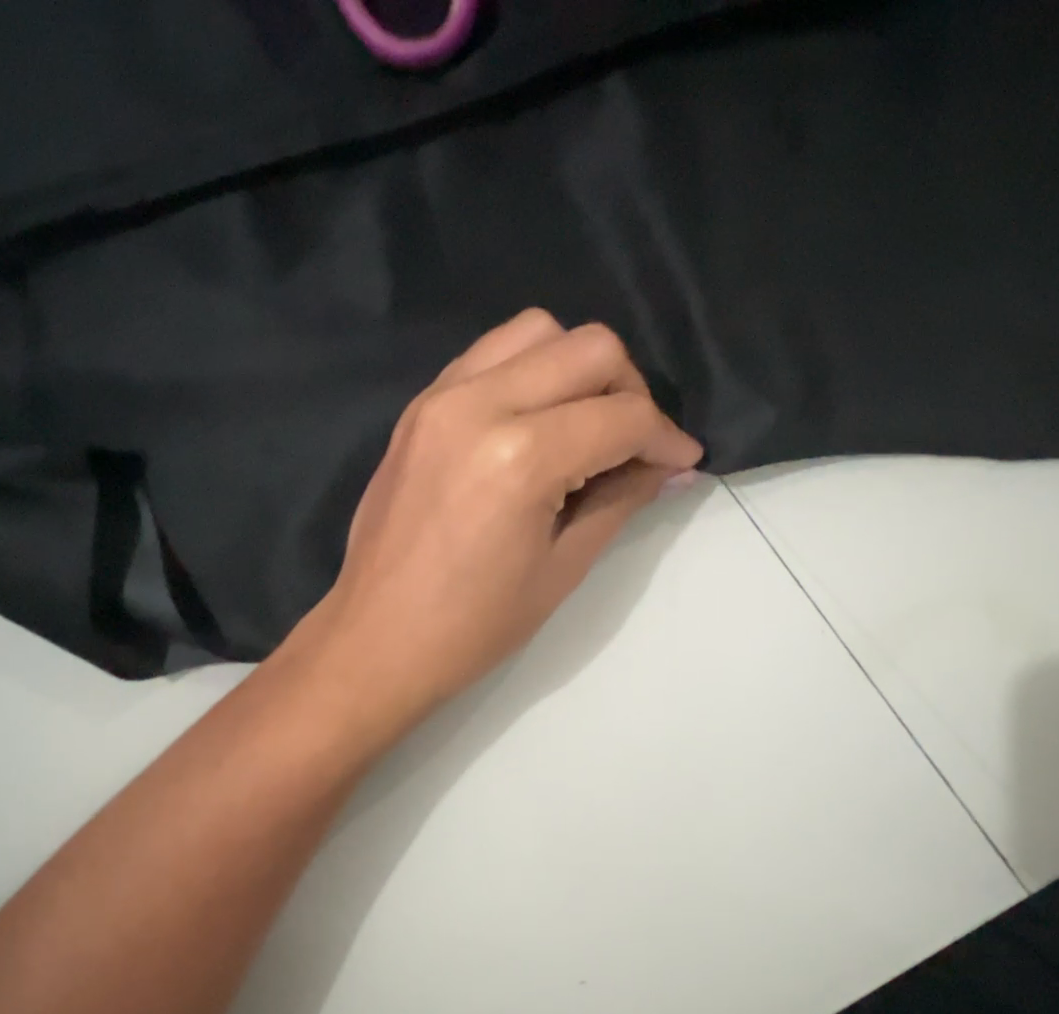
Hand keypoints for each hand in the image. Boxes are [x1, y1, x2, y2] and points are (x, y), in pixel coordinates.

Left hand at [296, 309, 703, 727]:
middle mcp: (480, 404)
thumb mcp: (564, 567)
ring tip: (586, 422)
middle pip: (591, 348)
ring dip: (579, 366)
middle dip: (632, 390)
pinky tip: (538, 418)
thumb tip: (672, 467)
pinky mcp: (422, 402)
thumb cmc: (475, 624)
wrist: (376, 637)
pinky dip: (531, 368)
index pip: (623, 415)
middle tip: (635, 442)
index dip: (667, 438)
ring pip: (539, 330)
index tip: (681, 462)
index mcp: (521, 457)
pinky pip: (492, 351)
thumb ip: (623, 498)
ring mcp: (443, 395)